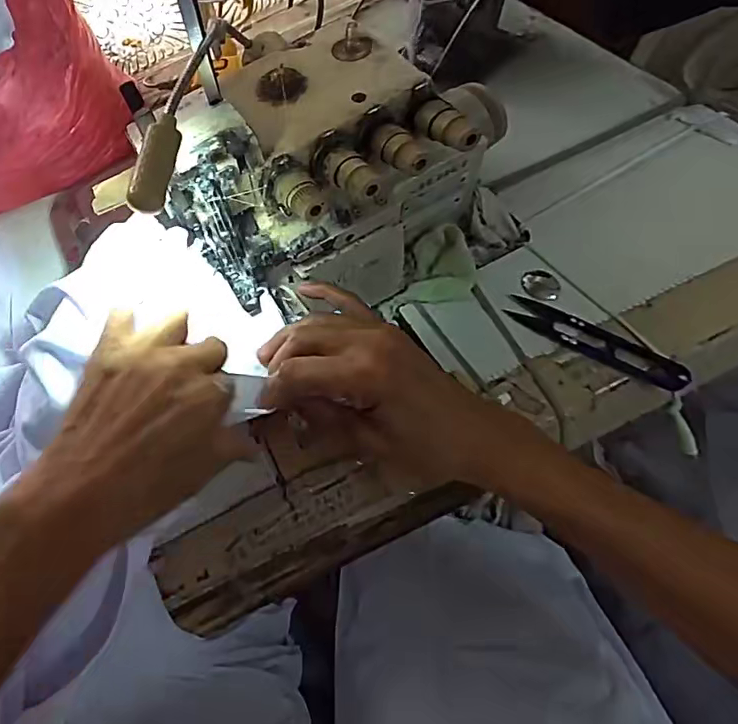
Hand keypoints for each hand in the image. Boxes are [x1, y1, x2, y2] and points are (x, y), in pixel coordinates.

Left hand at [11, 311, 252, 552]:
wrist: (82, 487)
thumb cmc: (145, 490)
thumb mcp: (198, 475)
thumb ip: (226, 447)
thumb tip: (247, 441)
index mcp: (209, 395)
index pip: (228, 382)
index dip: (217, 397)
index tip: (206, 409)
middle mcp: (182, 363)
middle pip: (211, 345)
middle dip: (205, 364)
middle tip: (187, 386)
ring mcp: (144, 349)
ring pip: (176, 318)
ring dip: (177, 336)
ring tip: (165, 357)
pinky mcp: (110, 346)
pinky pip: (122, 313)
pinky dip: (127, 324)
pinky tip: (127, 341)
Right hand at [258, 284, 554, 489]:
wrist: (476, 435)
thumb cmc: (427, 450)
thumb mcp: (370, 445)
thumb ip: (324, 419)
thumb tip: (287, 403)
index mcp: (365, 374)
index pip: (300, 371)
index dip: (275, 388)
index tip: (261, 404)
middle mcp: (367, 341)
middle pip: (302, 340)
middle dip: (277, 361)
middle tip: (266, 384)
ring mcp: (377, 329)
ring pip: (317, 321)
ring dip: (290, 336)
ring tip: (271, 358)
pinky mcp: (384, 327)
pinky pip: (348, 302)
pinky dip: (324, 292)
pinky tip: (302, 288)